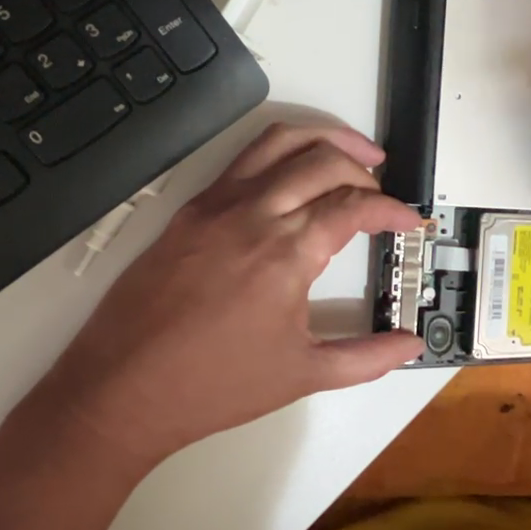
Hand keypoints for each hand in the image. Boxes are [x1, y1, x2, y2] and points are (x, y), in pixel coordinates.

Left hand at [32, 123, 425, 471]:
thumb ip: (367, 357)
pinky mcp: (188, 212)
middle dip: (365, 166)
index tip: (409, 222)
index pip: (355, 206)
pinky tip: (290, 175)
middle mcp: (253, 215)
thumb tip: (407, 346)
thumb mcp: (303, 374)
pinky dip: (278, 152)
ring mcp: (215, 207)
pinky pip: (241, 161)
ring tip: (349, 152)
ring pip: (279, 142)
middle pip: (324, 160)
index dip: (392, 210)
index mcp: (286, 252)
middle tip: (383, 188)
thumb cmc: (210, 386)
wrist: (121, 390)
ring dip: (322, 139)